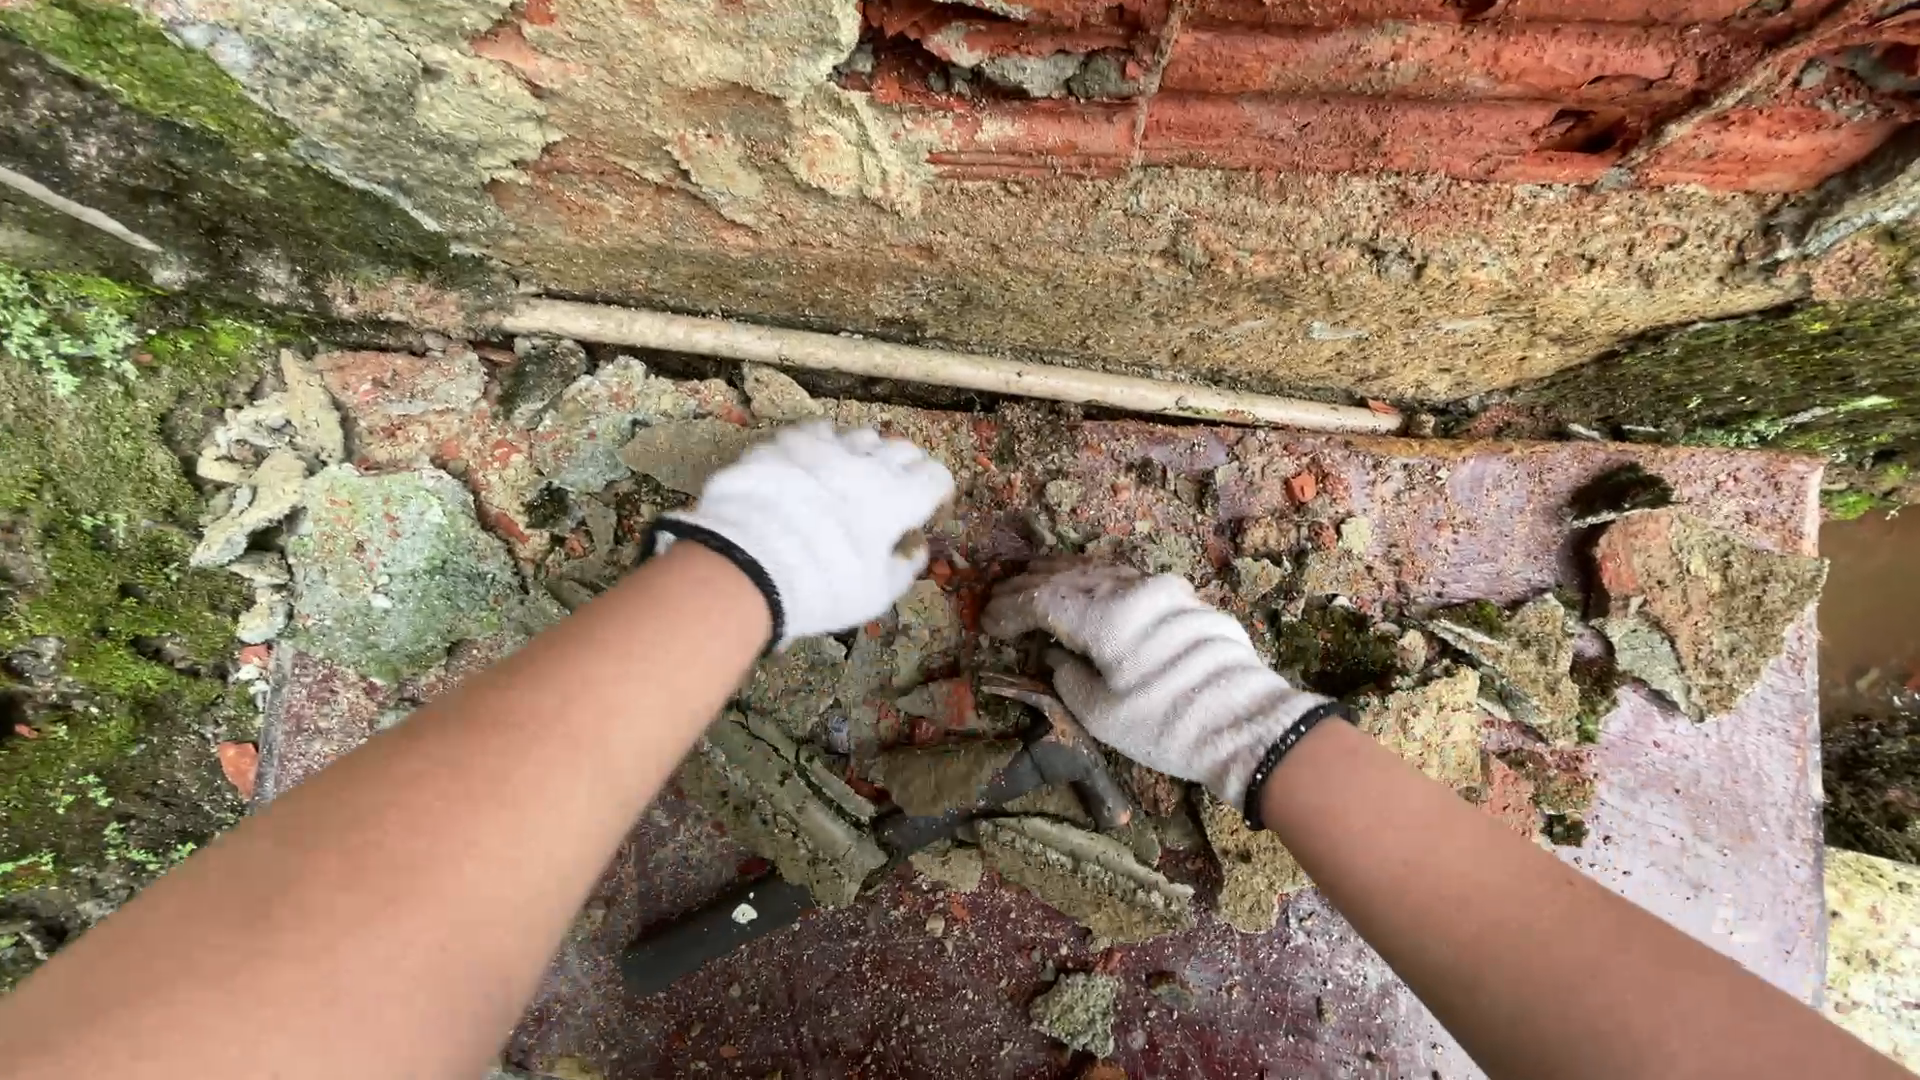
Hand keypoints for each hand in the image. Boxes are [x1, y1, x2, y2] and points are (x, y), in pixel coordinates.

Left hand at [653, 422, 953, 647]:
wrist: (750, 562)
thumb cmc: (823, 584)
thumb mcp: (875, 594)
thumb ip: (903, 568)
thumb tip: (915, 548)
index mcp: (898, 499)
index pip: (936, 477)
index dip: (936, 492)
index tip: (926, 510)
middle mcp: (869, 464)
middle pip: (904, 450)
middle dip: (906, 468)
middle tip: (893, 491)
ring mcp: (827, 447)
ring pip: (862, 434)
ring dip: (866, 451)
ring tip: (852, 472)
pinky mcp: (788, 442)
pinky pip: (817, 430)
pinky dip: (825, 442)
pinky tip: (814, 457)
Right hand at [983, 563, 1332, 810]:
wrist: (1248, 728)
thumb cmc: (1167, 726)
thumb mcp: (1100, 713)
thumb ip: (1067, 677)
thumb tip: (1057, 655)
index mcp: (1106, 616)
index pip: (1042, 601)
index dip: (1009, 611)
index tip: (987, 624)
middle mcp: (1131, 589)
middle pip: (1067, 577)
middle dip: (1027, 588)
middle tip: (997, 598)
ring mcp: (1160, 589)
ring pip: (1098, 570)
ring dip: (1060, 576)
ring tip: (1031, 581)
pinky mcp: (1181, 598)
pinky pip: (1124, 577)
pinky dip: (1094, 580)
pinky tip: (1084, 585)